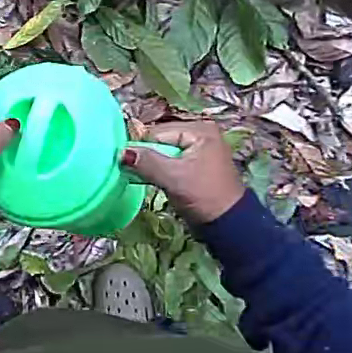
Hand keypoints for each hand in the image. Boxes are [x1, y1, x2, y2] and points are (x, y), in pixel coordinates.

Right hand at [121, 121, 244, 223]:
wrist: (229, 224)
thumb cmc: (203, 196)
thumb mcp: (173, 178)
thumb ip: (148, 162)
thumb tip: (122, 152)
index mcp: (200, 129)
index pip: (158, 131)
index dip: (143, 148)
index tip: (132, 166)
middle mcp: (201, 132)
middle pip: (161, 139)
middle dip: (150, 156)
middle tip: (142, 174)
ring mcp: (201, 147)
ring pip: (165, 150)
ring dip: (155, 165)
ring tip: (151, 179)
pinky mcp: (198, 162)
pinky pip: (173, 159)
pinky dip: (164, 169)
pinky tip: (159, 180)